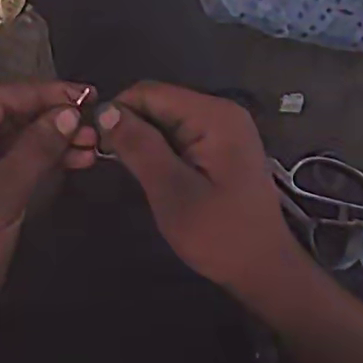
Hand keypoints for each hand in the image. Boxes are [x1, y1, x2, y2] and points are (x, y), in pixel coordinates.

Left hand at [0, 81, 97, 323]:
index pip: (1, 98)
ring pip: (17, 137)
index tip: (86, 95)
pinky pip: (16, 159)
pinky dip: (44, 159)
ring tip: (93, 144)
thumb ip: (38, 146)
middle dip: (53, 119)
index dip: (46, 94)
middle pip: (11, 115)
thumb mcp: (5, 190)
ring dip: (54, 139)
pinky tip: (76, 159)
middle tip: (95, 123)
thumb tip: (71, 112)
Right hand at [98, 81, 305, 300]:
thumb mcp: (171, 191)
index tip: (98, 146)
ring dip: (142, 139)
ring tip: (130, 172)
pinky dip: (159, 148)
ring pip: (164, 118)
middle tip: (110, 163)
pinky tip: (153, 174)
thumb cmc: (219, 234)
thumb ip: (139, 146)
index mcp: (214, 115)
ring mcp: (223, 127)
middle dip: (129, 125)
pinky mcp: (220, 145)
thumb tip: (105, 111)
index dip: (118, 112)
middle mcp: (221, 111)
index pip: (149, 92)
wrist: (264, 270)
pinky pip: (178, 133)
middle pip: (157, 102)